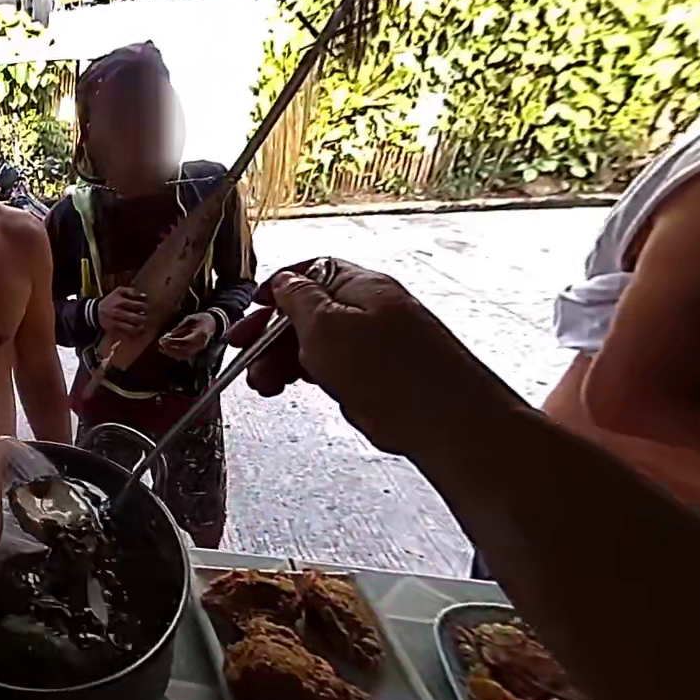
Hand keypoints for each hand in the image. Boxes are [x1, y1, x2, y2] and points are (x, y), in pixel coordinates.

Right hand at [98, 287, 147, 336]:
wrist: (97, 311)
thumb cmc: (111, 300)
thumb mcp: (119, 291)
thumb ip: (131, 291)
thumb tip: (144, 296)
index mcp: (120, 301)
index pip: (138, 305)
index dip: (145, 307)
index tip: (148, 307)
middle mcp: (118, 312)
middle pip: (136, 317)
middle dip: (144, 318)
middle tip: (147, 316)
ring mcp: (116, 322)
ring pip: (132, 328)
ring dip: (140, 327)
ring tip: (144, 324)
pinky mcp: (114, 329)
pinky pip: (126, 333)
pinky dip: (133, 333)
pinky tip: (138, 330)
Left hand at [158, 313, 217, 358]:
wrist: (210, 324)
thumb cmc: (198, 320)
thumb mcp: (188, 320)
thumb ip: (179, 329)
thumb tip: (167, 336)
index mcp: (199, 334)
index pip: (185, 341)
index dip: (173, 342)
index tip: (163, 339)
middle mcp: (200, 344)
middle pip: (184, 350)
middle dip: (170, 348)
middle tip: (160, 343)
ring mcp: (198, 348)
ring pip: (183, 354)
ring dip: (171, 352)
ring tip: (161, 347)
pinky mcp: (195, 351)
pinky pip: (184, 355)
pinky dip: (175, 353)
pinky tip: (167, 349)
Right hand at [228, 259, 522, 455]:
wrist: (454, 428)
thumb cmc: (394, 374)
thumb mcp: (326, 326)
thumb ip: (298, 299)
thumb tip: (284, 282)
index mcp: (362, 287)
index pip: (310, 272)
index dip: (276, 288)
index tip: (253, 308)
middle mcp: (373, 310)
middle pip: (309, 312)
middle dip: (272, 335)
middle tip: (246, 353)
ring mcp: (380, 343)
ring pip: (318, 343)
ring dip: (284, 361)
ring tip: (266, 384)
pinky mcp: (384, 375)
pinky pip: (336, 367)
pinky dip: (312, 376)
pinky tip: (301, 389)